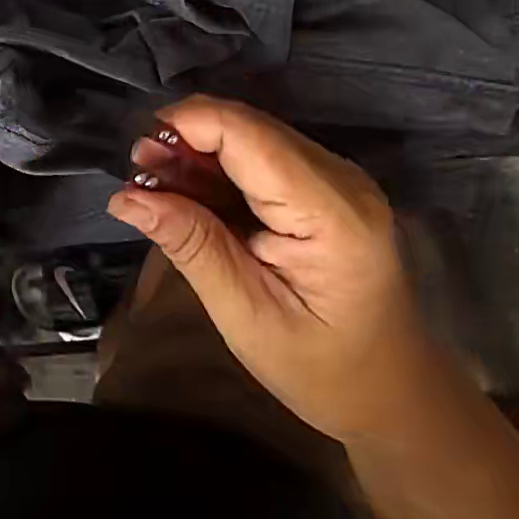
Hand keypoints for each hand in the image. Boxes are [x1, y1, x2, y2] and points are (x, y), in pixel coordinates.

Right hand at [108, 95, 458, 445]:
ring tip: (159, 190)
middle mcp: (338, 178)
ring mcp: (334, 177)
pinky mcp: (322, 183)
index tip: (138, 161)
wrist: (392, 394)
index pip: (246, 133)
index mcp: (330, 213)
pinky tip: (193, 197)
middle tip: (140, 179)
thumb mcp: (245, 315)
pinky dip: (215, 165)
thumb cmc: (322, 369)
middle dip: (183, 139)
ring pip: (246, 132)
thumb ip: (190, 246)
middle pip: (244, 124)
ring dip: (195, 151)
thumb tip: (125, 197)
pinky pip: (257, 152)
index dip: (185, 126)